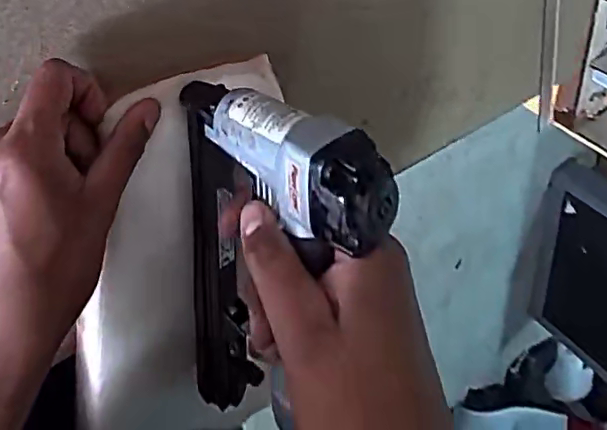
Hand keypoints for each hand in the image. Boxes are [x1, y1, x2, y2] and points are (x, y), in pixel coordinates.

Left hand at [0, 59, 160, 429]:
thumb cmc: (47, 276)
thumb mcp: (100, 204)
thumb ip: (124, 147)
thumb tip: (145, 110)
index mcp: (21, 146)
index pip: (54, 77)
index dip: (86, 88)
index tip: (99, 125)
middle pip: (44, 111)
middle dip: (75, 135)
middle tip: (88, 179)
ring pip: (26, 137)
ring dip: (54, 156)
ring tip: (64, 204)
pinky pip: (4, 160)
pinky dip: (30, 172)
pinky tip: (40, 215)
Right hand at [239, 200, 449, 429]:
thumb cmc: (360, 405)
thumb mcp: (305, 334)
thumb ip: (275, 268)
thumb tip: (254, 212)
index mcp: (367, 251)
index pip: (309, 201)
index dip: (267, 206)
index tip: (232, 219)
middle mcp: (374, 263)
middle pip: (303, 239)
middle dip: (271, 276)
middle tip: (264, 320)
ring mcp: (372, 294)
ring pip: (306, 274)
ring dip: (278, 306)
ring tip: (275, 347)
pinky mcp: (368, 322)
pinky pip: (321, 301)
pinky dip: (296, 323)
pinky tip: (288, 355)